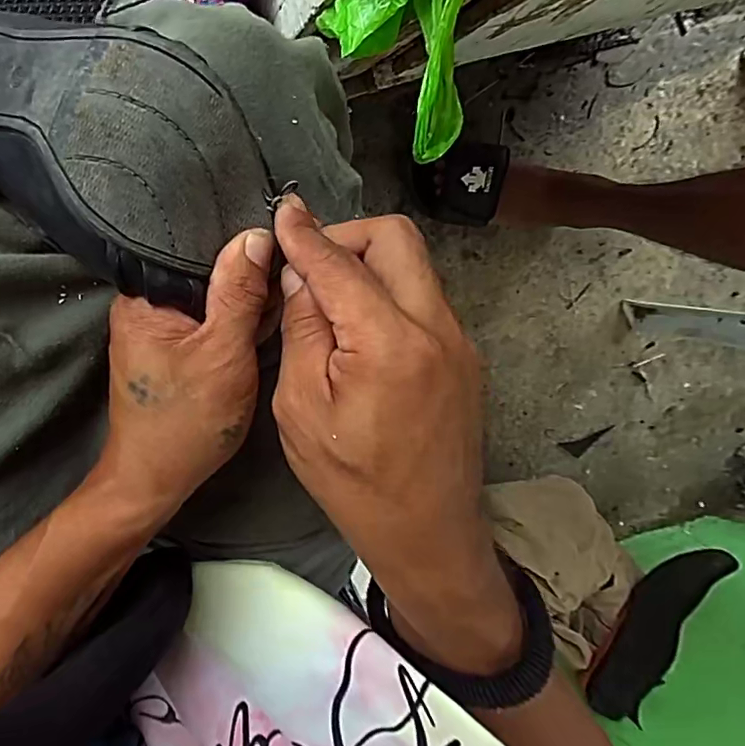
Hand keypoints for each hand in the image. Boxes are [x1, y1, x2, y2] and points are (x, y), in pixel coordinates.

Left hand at [96, 228, 274, 514]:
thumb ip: (239, 294)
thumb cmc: (184, 424)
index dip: (236, 241)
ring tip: (276, 293)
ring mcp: (154, 326)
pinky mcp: (168, 345)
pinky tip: (257, 319)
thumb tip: (255, 238)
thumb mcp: (223, 354)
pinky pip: (204, 317)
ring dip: (239, 296)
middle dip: (241, 270)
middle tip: (284, 268)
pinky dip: (229, 318)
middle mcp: (142, 305)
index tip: (276, 238)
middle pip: (200, 269)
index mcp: (142, 298)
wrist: (155, 478)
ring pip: (206, 294)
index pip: (190, 245)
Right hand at [270, 198, 517, 669]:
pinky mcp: (462, 355)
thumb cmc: (352, 480)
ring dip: (364, 263)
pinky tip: (354, 327)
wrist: (428, 534)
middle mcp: (435, 327)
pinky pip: (419, 296)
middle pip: (395, 238)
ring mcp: (457, 340)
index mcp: (389, 342)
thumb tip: (300, 277)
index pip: (339, 263)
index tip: (282, 212)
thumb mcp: (300, 407)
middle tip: (305, 266)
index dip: (304, 233)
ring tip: (324, 300)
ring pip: (411, 264)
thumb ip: (302, 330)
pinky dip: (382, 291)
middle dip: (344, 235)